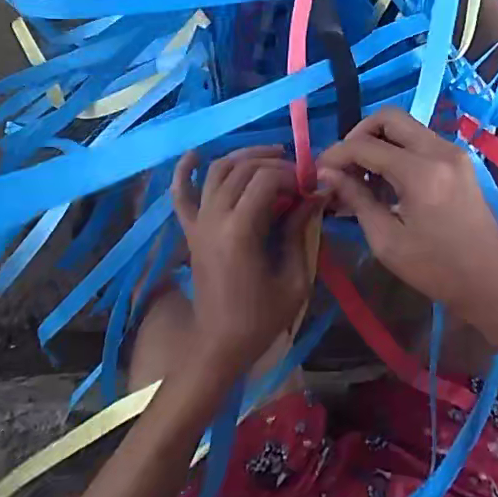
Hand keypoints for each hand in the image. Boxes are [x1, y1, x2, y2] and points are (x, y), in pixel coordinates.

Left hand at [171, 147, 320, 378]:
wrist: (221, 342)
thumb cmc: (262, 317)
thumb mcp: (294, 278)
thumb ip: (300, 230)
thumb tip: (317, 194)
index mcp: (240, 232)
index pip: (266, 180)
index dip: (292, 175)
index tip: (310, 187)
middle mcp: (214, 219)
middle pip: (242, 169)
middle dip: (273, 164)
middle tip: (298, 175)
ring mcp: (197, 223)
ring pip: (216, 172)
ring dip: (242, 157)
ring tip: (269, 156)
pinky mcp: (190, 231)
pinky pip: (180, 195)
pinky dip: (184, 172)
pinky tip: (194, 155)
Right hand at [317, 108, 497, 324]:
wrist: (491, 282)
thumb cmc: (435, 269)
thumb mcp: (386, 239)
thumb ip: (356, 199)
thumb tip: (326, 174)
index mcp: (421, 172)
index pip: (365, 145)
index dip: (336, 155)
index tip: (318, 173)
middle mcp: (440, 151)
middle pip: (389, 117)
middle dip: (357, 136)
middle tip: (342, 166)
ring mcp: (453, 153)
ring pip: (405, 127)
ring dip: (377, 143)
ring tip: (360, 178)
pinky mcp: (459, 162)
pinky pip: (419, 141)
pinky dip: (396, 151)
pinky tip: (384, 182)